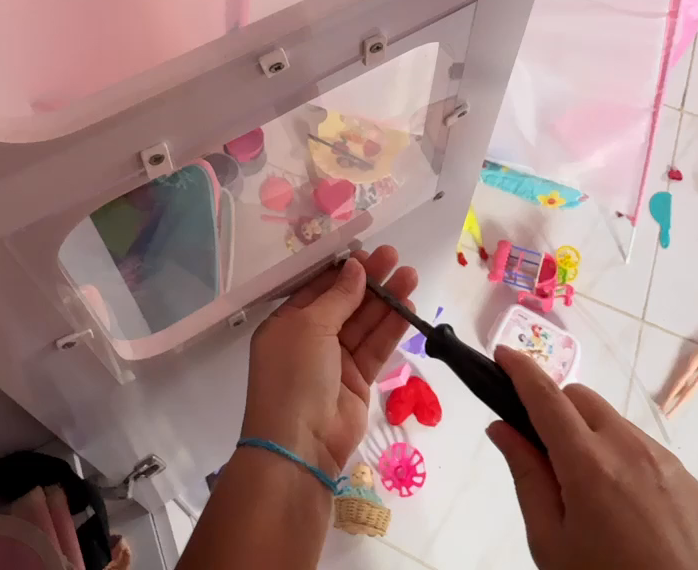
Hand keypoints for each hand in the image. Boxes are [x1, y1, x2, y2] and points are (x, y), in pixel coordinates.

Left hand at [239, 246, 418, 475]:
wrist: (300, 445)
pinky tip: (408, 307)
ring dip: (386, 300)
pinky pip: (375, 346)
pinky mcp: (357, 380)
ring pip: (364, 322)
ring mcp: (334, 360)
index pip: (317, 287)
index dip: (343, 269)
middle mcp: (309, 338)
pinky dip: (391, 327)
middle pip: (344, 301)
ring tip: (410, 275)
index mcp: (287, 322)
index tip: (367, 251)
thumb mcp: (310, 326)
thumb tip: (355, 267)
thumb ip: (338, 297)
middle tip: (394, 256)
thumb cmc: (294, 375)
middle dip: (369, 280)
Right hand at [487, 346, 697, 569]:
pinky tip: (623, 506)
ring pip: (613, 421)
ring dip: (589, 433)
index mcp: (589, 462)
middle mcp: (629, 447)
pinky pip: (643, 447)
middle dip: (555, 408)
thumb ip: (526, 477)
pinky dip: (621, 455)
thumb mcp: (551, 544)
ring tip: (586, 489)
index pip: (546, 396)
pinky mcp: (689, 480)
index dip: (520, 370)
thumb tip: (501, 427)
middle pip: (581, 398)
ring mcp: (665, 461)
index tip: (501, 353)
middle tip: (542, 450)